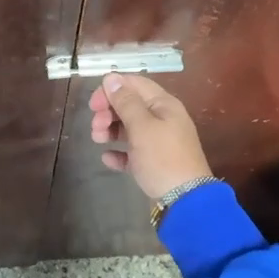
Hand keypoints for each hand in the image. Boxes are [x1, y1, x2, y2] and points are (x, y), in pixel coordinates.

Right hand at [88, 73, 213, 199]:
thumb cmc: (163, 158)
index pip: (134, 84)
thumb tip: (111, 77)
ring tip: (97, 141)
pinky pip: (132, 152)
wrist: (185, 200)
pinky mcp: (153, 162)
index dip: (111, 90)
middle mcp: (162, 119)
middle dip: (108, 112)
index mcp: (163, 105)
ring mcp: (159, 142)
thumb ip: (126, 102)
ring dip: (110, 130)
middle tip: (95, 127)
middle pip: (130, 106)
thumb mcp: (142, 127)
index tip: (93, 105)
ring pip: (129, 128)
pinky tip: (108, 158)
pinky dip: (119, 152)